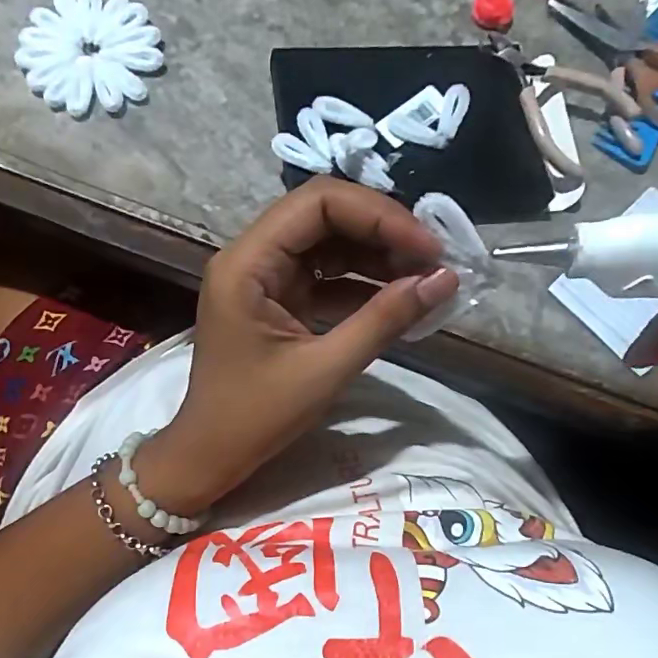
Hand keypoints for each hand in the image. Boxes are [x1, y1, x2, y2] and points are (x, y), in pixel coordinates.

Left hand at [138, 179, 456, 512]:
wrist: (212, 455)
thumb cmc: (256, 417)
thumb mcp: (325, 370)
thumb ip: (384, 321)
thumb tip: (444, 281)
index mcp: (248, 263)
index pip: (318, 203)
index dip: (379, 216)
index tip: (427, 247)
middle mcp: (253, 257)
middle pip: (325, 217)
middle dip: (383, 233)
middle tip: (434, 260)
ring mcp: (265, 279)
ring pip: (329, 245)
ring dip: (377, 258)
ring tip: (426, 279)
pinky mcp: (278, 301)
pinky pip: (325, 278)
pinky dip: (362, 286)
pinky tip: (400, 299)